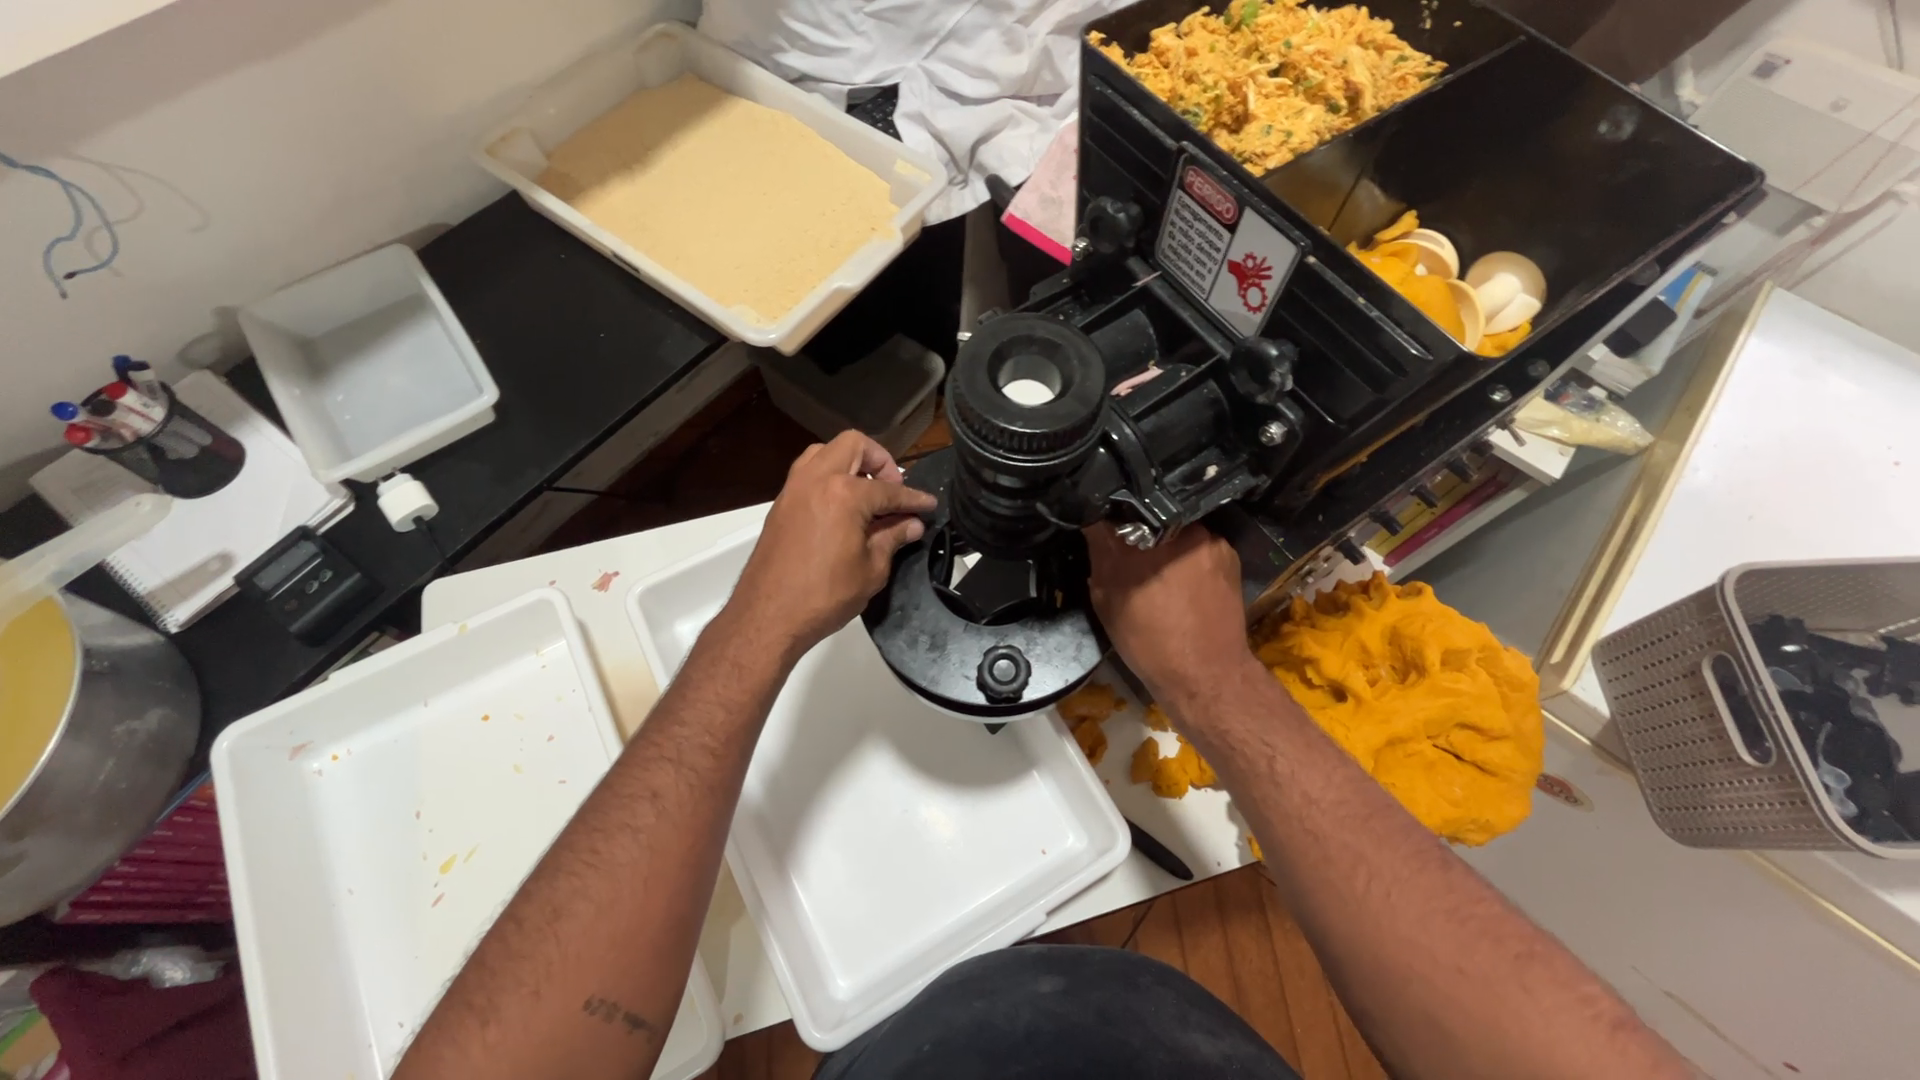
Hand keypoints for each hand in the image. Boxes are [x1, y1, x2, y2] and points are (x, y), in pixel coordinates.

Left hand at [726, 431, 937, 661]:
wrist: (768, 616)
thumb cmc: (825, 595)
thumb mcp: (871, 570)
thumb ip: (892, 539)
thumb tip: (911, 525)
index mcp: (844, 494)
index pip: (889, 490)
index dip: (914, 498)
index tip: (929, 504)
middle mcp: (817, 479)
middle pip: (854, 446)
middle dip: (880, 462)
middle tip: (893, 490)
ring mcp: (794, 488)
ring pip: (826, 452)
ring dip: (850, 463)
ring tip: (867, 493)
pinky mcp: (781, 504)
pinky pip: (809, 473)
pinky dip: (830, 478)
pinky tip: (843, 508)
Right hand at [1085, 523, 1260, 712]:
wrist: (1205, 673)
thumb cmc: (1147, 641)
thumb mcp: (1106, 599)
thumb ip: (1100, 553)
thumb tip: (1095, 521)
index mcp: (1141, 538)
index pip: (1118, 512)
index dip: (1109, 520)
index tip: (1104, 534)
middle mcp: (1178, 528)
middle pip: (1151, 518)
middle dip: (1140, 535)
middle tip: (1133, 559)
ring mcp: (1209, 539)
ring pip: (1177, 531)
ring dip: (1167, 546)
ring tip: (1161, 574)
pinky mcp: (1229, 553)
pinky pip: (1200, 546)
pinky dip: (1190, 558)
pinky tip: (1186, 583)